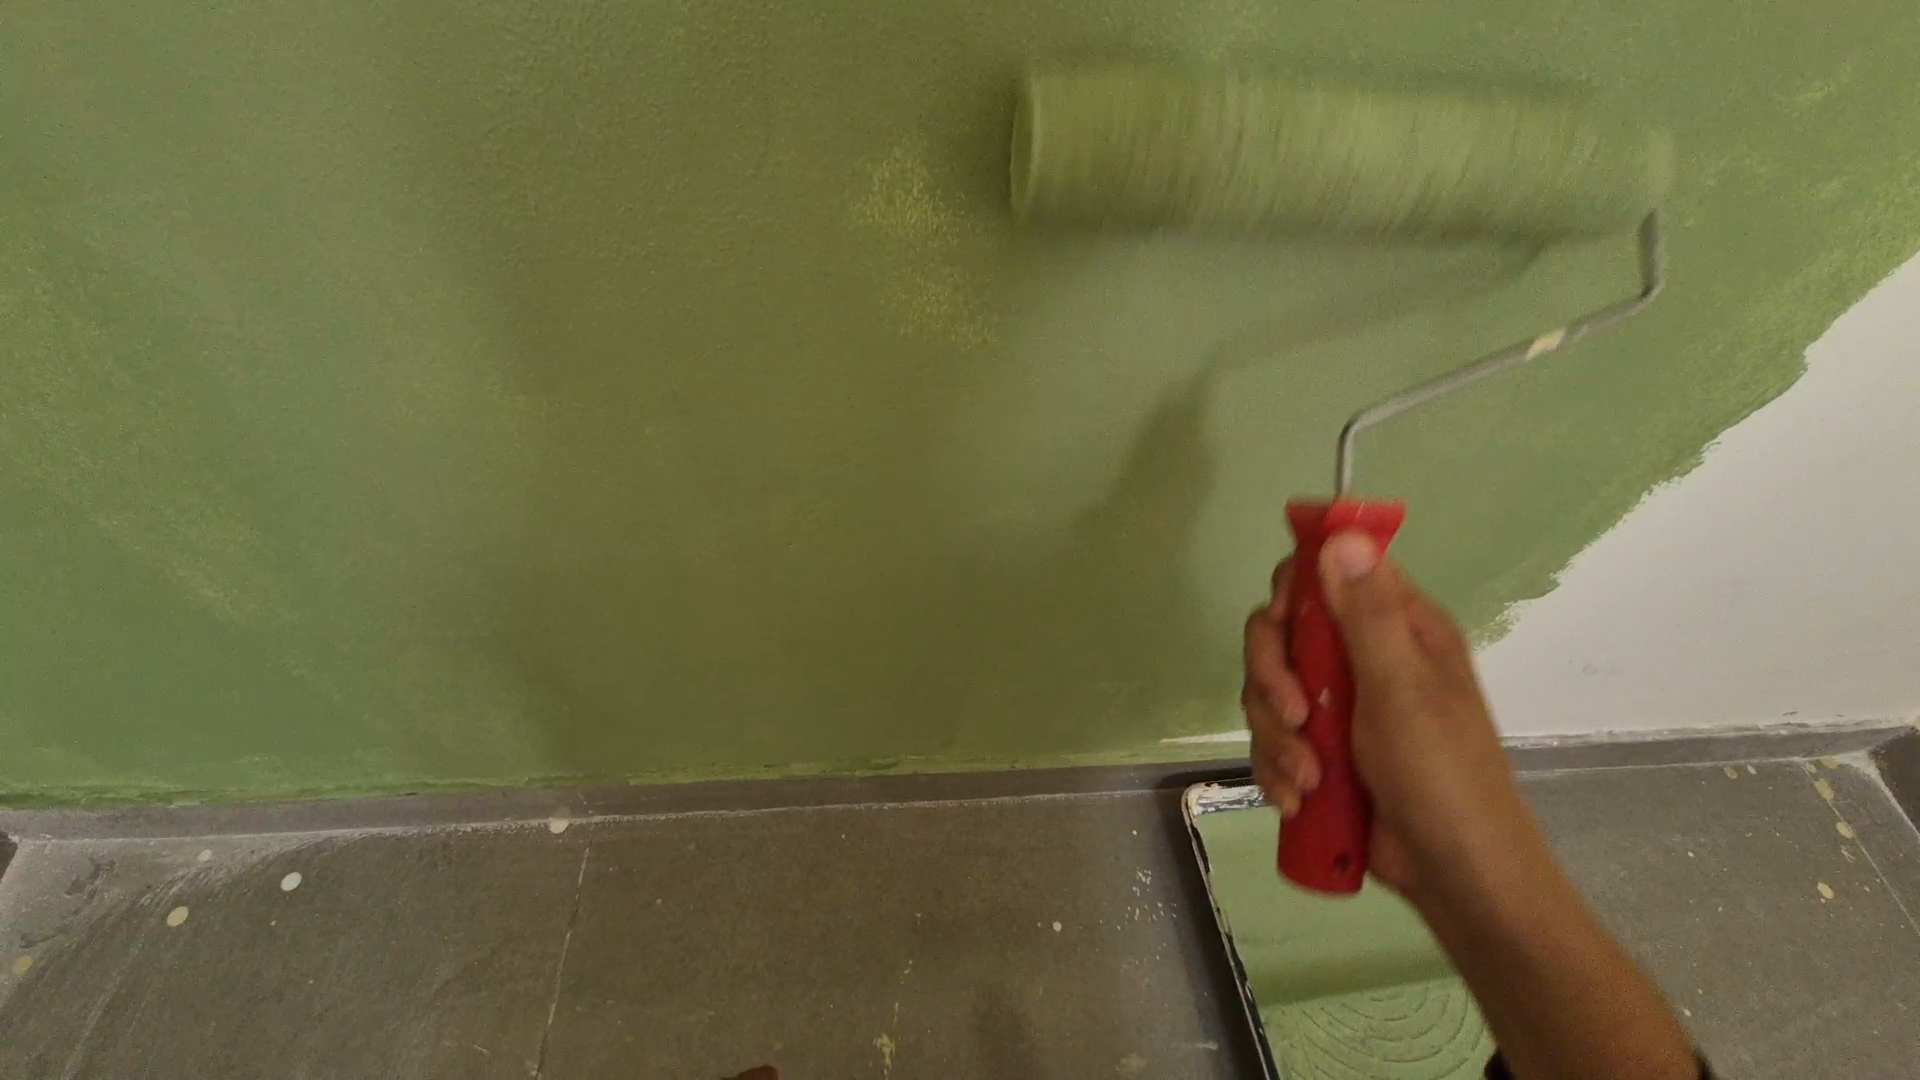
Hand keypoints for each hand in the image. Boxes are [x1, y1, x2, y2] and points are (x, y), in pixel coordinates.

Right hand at [1242, 532, 1543, 899]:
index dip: (1296, 585)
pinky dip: (1274, 767)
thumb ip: (1366, 615)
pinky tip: (1296, 799)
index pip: (1330, 570)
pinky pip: (1270, 736)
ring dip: (1275, 736)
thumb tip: (1341, 535)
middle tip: (1295, 716)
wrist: (1454, 876)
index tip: (1284, 620)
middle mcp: (1362, 655)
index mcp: (1396, 626)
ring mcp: (1337, 703)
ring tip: (1307, 779)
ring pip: (1267, 689)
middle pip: (1281, 632)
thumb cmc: (1442, 776)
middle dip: (1273, 679)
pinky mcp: (1318, 745)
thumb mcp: (1402, 691)